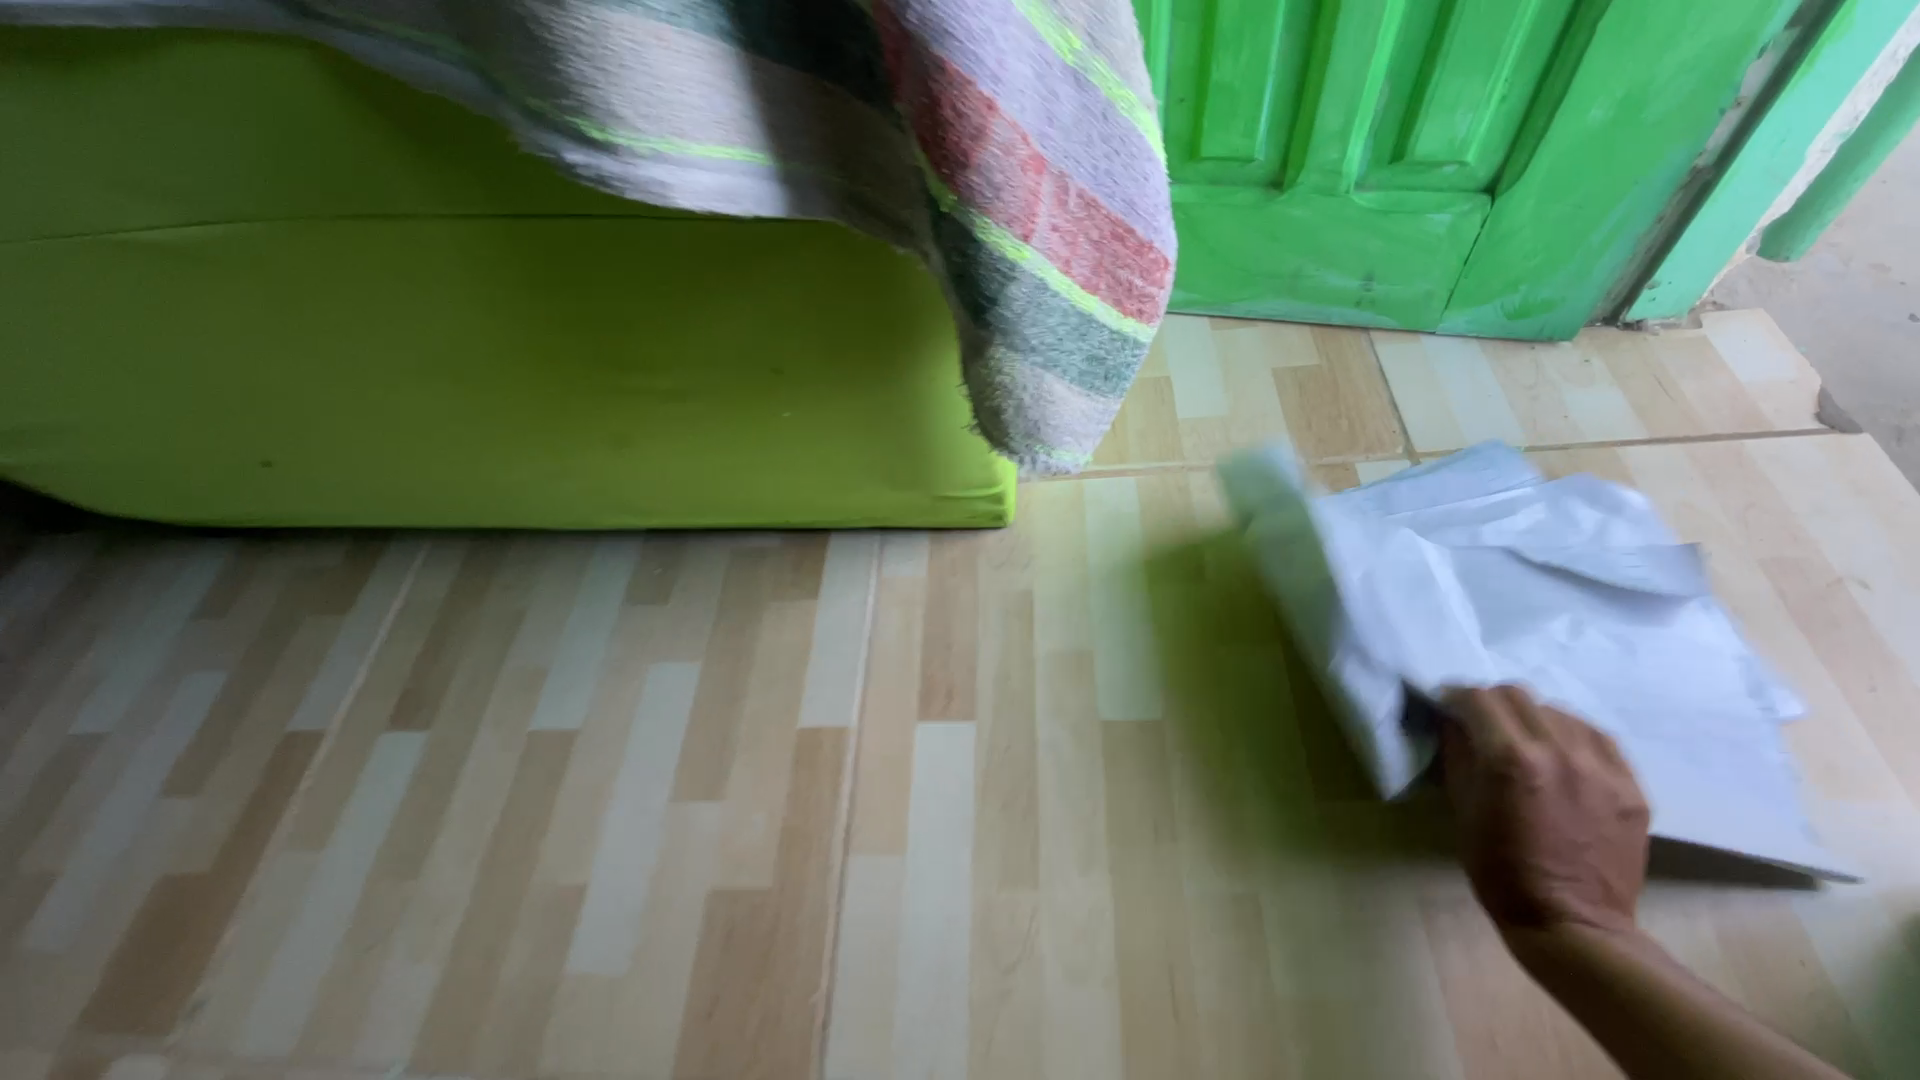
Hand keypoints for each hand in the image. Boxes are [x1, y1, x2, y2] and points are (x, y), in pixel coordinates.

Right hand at [1440, 685, 1650, 937]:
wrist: (1570, 921)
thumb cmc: (1498, 868)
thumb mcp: (1461, 807)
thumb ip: (1458, 754)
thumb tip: (1452, 720)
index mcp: (1510, 759)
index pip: (1478, 698)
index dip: (1455, 694)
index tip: (1445, 703)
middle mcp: (1558, 751)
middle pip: (1518, 694)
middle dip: (1490, 700)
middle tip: (1478, 718)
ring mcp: (1601, 767)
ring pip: (1558, 711)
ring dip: (1530, 715)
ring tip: (1521, 737)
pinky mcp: (1630, 785)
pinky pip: (1596, 737)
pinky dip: (1569, 734)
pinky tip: (1559, 751)